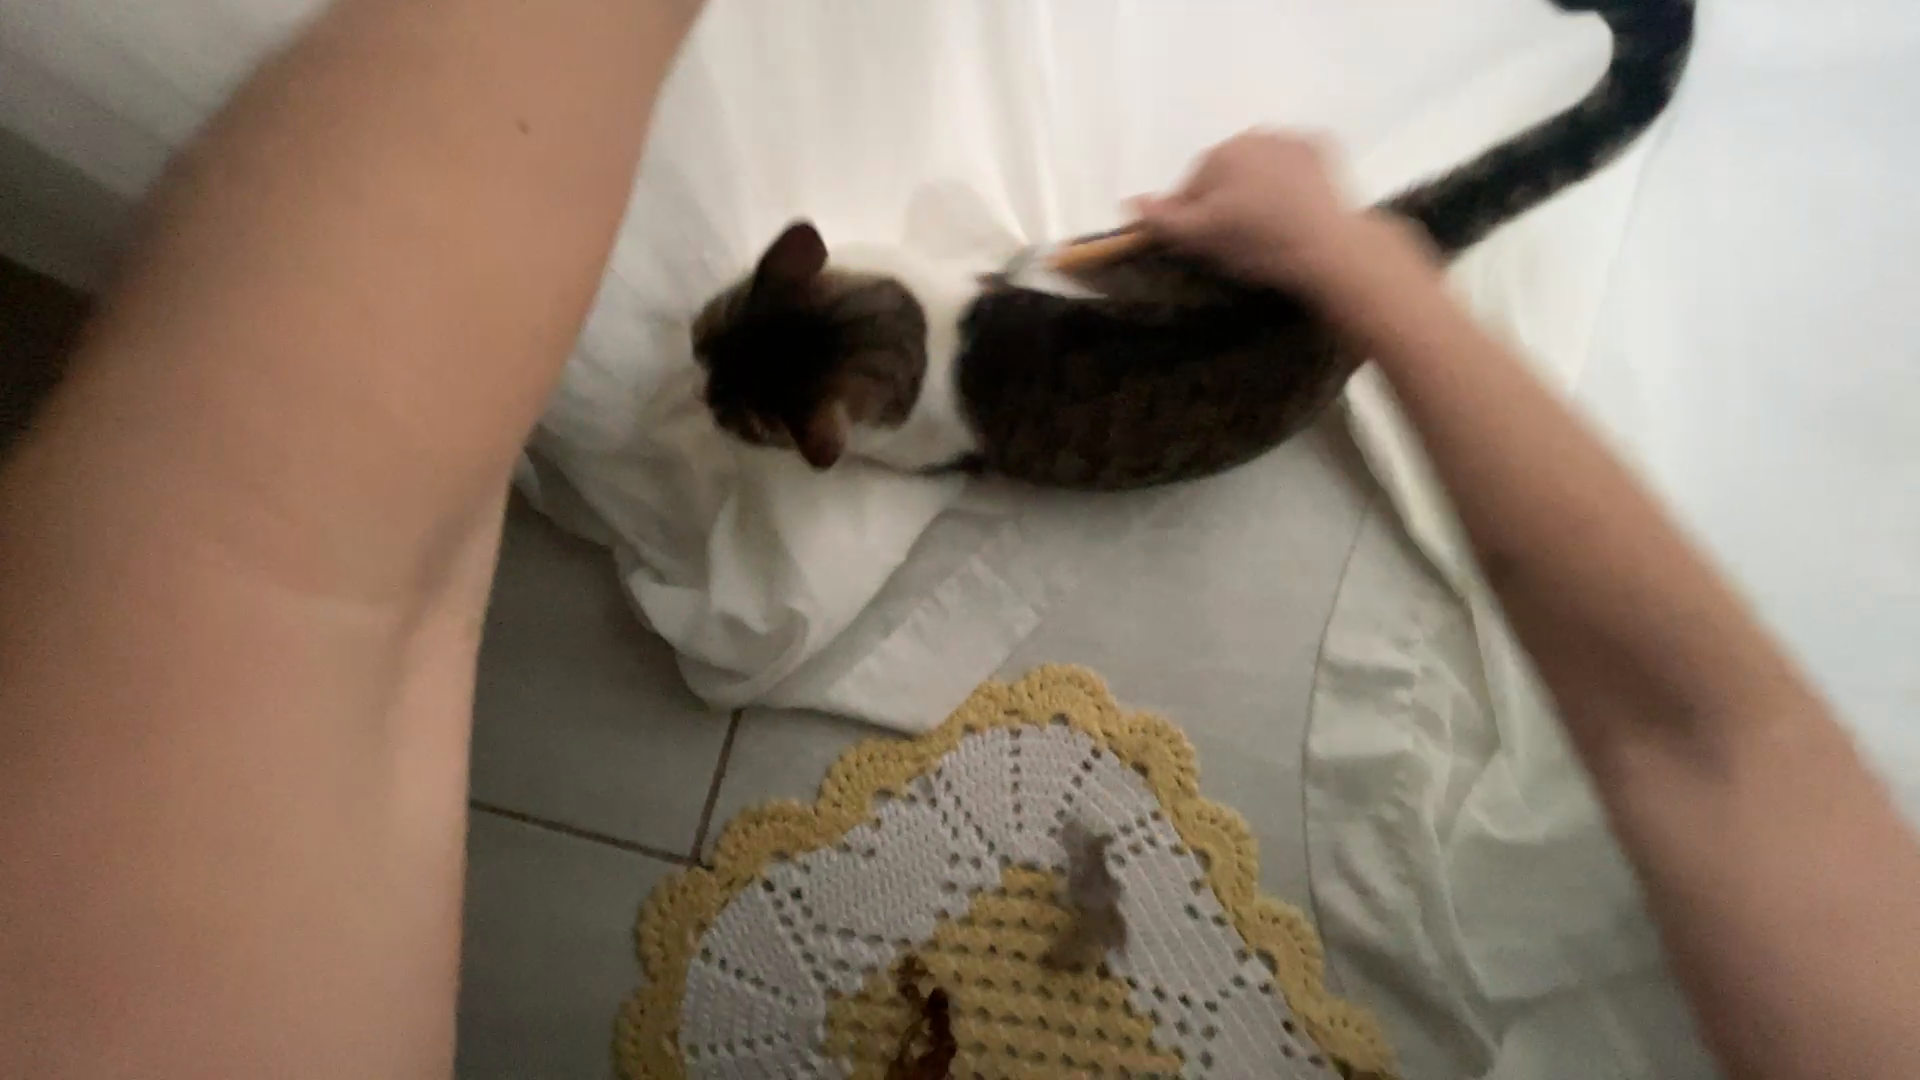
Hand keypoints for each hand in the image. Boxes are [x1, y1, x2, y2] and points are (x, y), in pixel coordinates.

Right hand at [1134, 129, 1418, 295]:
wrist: (1324, 246)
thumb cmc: (1255, 243)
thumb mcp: (1200, 238)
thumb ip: (1163, 219)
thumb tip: (1131, 201)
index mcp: (1220, 153)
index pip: (1191, 186)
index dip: (1193, 217)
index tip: (1206, 243)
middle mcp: (1254, 134)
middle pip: (1225, 172)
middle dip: (1224, 199)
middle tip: (1237, 238)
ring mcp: (1291, 138)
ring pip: (1257, 167)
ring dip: (1254, 189)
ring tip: (1265, 225)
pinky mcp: (1321, 149)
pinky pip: (1291, 165)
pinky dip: (1287, 182)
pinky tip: (1291, 209)